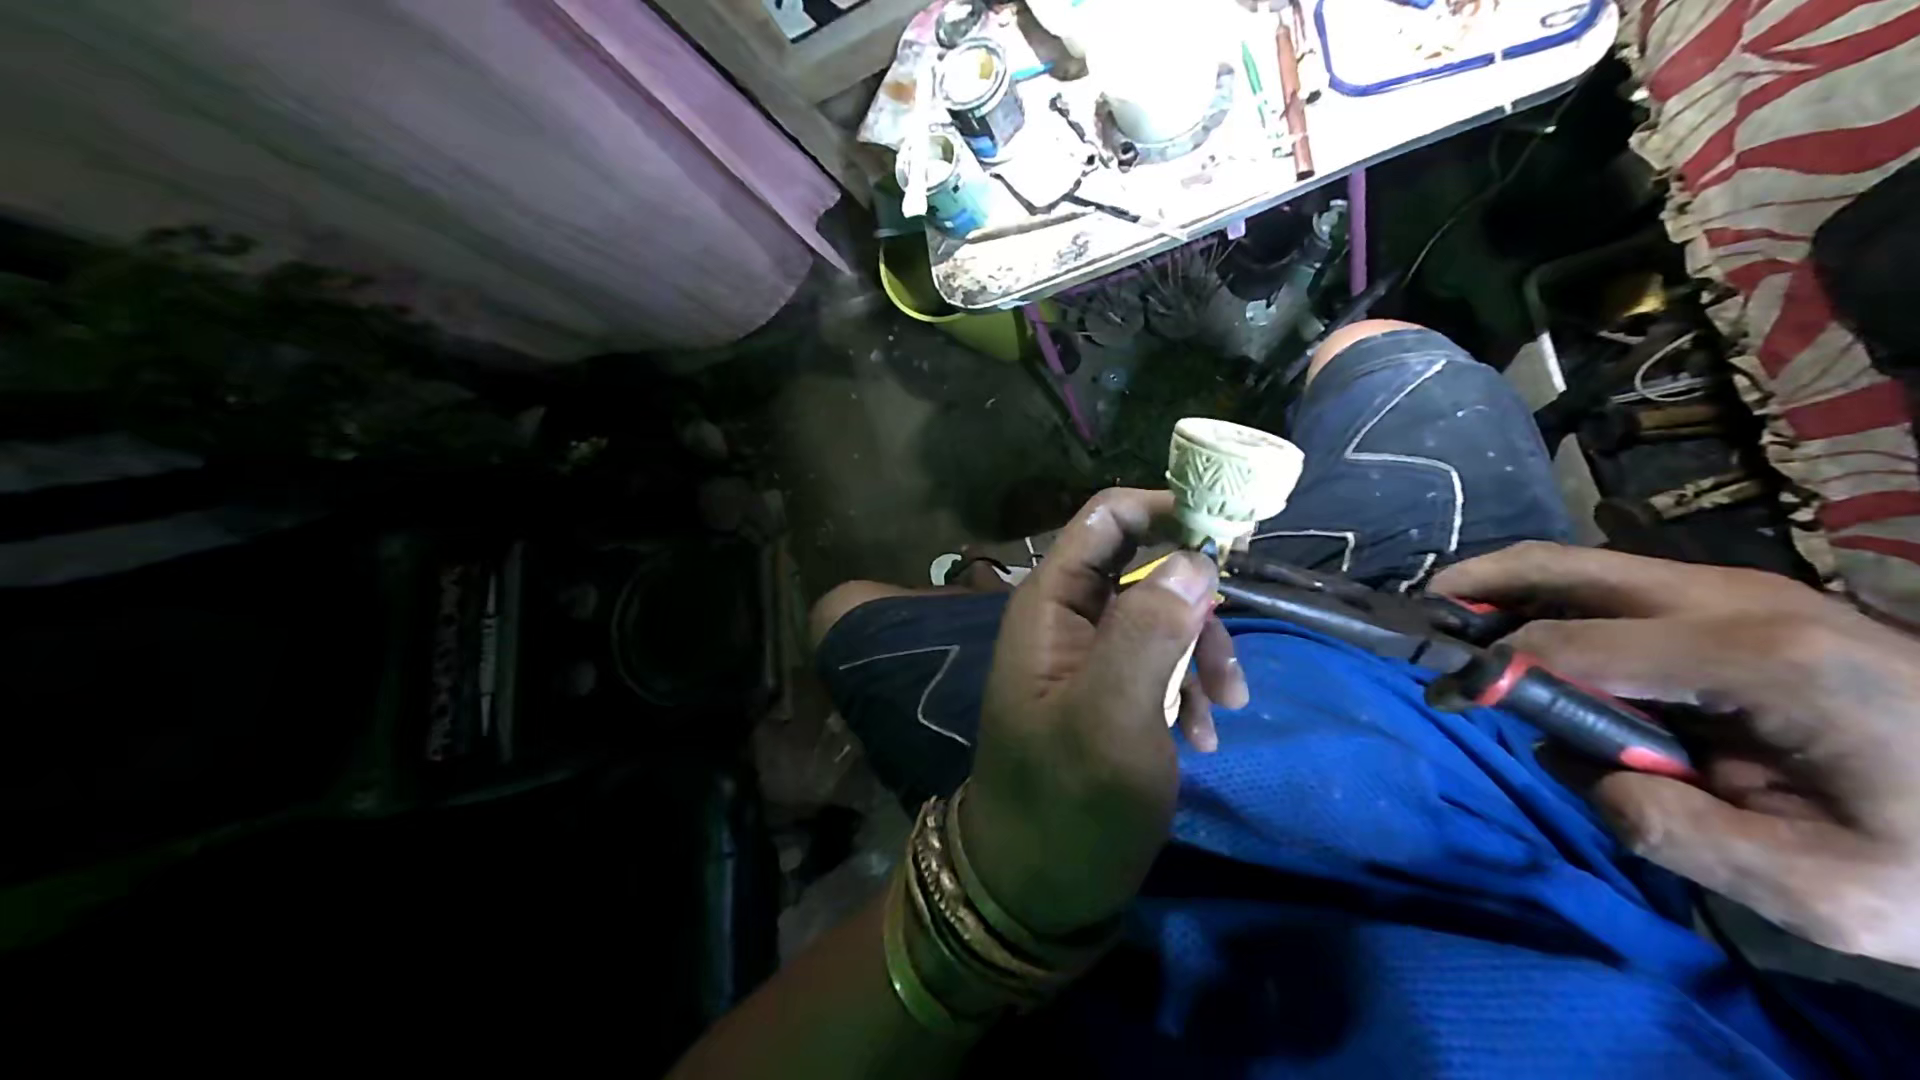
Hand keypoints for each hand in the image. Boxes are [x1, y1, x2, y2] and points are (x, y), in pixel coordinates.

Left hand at [959, 489, 1247, 935]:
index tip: (1231, 534)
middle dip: (1196, 604)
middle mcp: (1066, 618)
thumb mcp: (1112, 715)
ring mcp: (1087, 656)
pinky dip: (1190, 689)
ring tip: (1226, 711)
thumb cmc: (1069, 801)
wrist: (1039, 885)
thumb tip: (1193, 558)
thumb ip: (1147, 630)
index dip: (1166, 510)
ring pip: (1161, 617)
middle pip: (1144, 567)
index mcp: (1051, 604)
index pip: (1106, 519)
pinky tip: (1204, 739)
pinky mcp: (1109, 692)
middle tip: (1231, 658)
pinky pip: (1159, 663)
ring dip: (1201, 654)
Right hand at [1432, 542, 1919, 967]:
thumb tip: (1580, 765)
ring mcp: (1746, 592)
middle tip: (1423, 619)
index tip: (1447, 701)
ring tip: (1462, 626)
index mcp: (1759, 659)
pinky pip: (1617, 588)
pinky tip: (1536, 638)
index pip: (1567, 646)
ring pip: (1585, 568)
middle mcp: (1741, 600)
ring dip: (1512, 592)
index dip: (1492, 672)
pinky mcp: (1748, 603)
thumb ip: (1672, 831)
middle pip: (1563, 567)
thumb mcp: (1829, 896)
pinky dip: (1555, 603)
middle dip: (1479, 586)